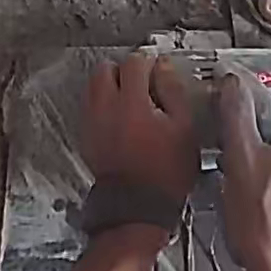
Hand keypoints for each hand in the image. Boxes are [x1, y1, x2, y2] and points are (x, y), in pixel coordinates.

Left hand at [82, 53, 198, 203]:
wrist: (138, 207)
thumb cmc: (165, 172)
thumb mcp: (184, 129)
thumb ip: (173, 93)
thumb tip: (164, 69)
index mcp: (131, 102)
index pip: (134, 63)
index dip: (149, 63)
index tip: (159, 71)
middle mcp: (106, 107)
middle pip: (106, 69)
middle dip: (124, 70)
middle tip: (142, 83)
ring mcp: (92, 121)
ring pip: (94, 86)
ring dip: (111, 86)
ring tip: (131, 99)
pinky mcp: (87, 136)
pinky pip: (91, 107)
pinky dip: (103, 105)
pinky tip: (120, 117)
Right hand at [216, 72, 270, 270]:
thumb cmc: (260, 213)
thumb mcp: (241, 155)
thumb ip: (236, 113)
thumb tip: (232, 80)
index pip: (268, 105)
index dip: (240, 108)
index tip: (218, 118)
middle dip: (244, 135)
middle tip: (219, 146)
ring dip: (250, 156)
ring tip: (227, 170)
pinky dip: (260, 176)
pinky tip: (242, 190)